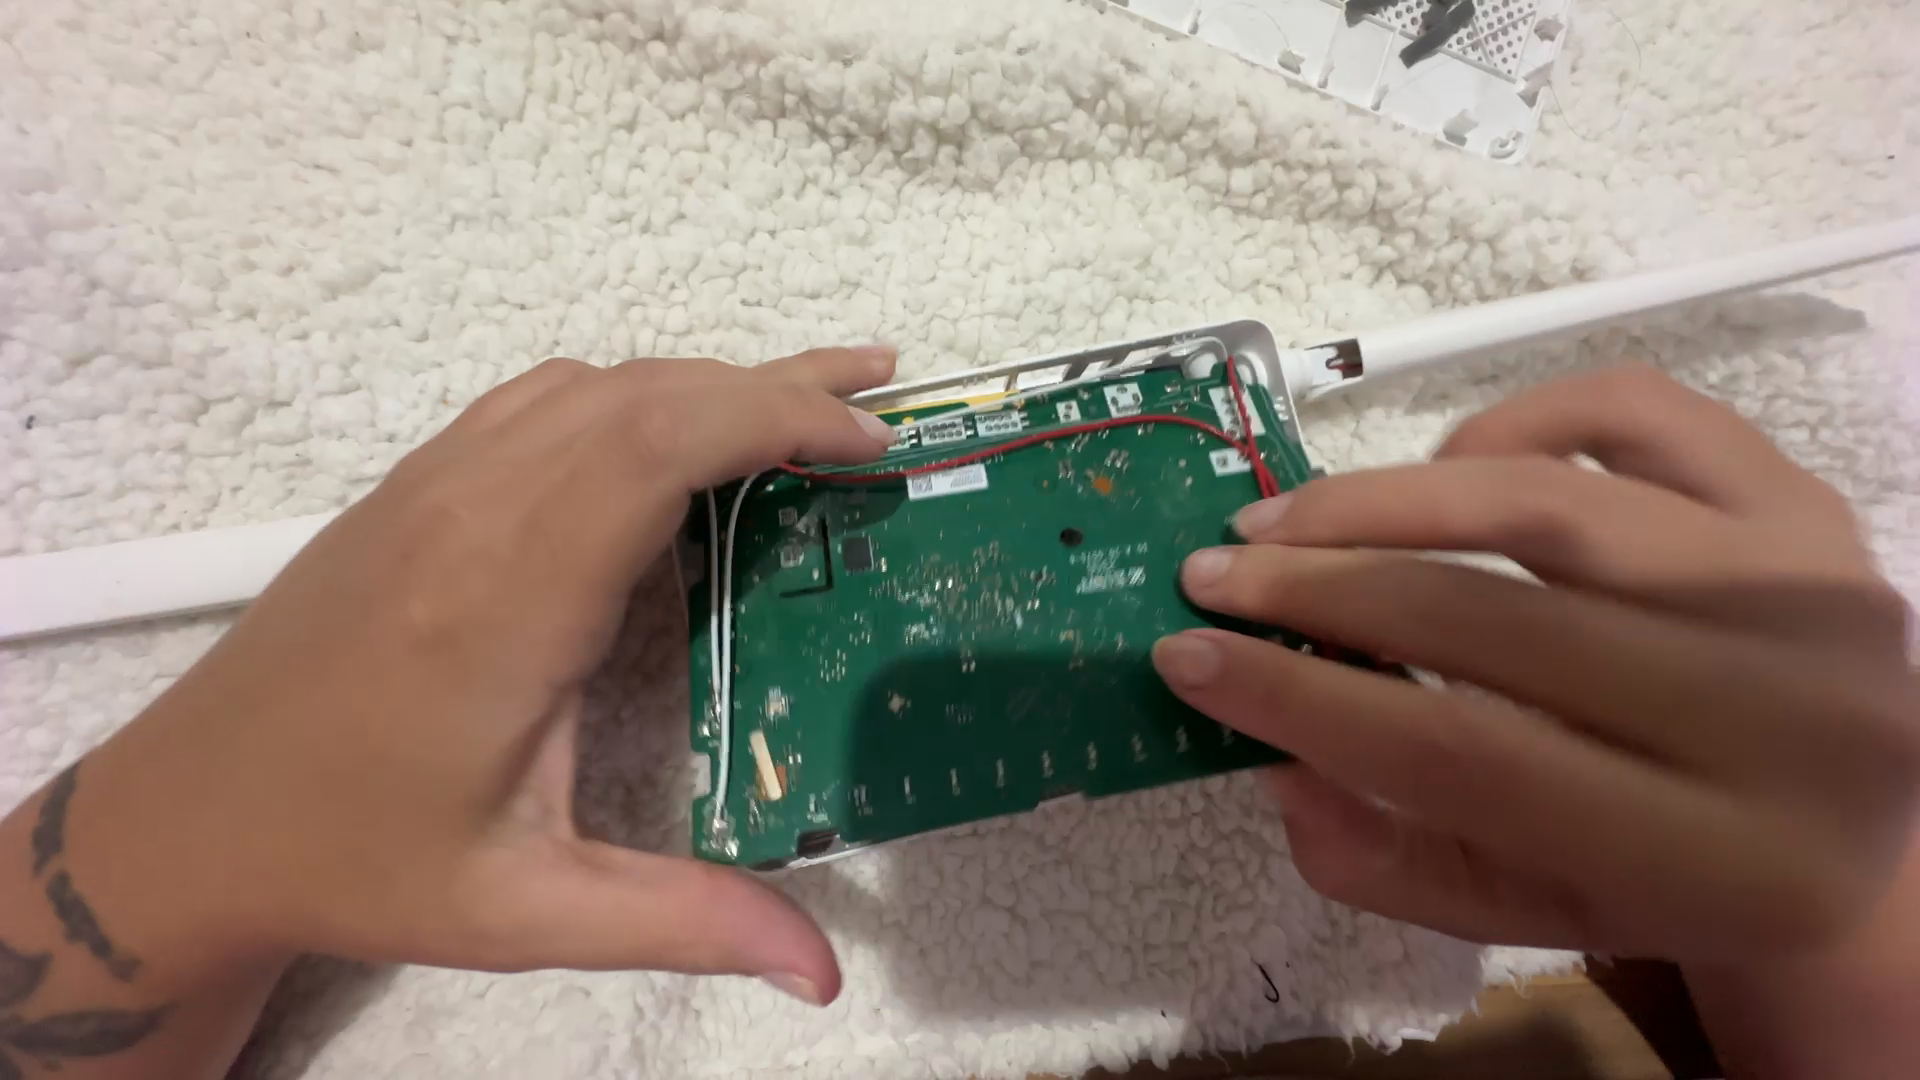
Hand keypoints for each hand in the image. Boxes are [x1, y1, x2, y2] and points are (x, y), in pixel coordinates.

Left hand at [76, 346, 897, 1004]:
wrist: (181, 820)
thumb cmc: (364, 857)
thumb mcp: (526, 910)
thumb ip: (686, 924)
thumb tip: (823, 970)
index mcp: (509, 598)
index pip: (657, 448)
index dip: (775, 420)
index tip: (866, 442)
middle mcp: (475, 506)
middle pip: (651, 394)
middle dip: (781, 386)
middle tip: (878, 405)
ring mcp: (444, 477)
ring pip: (610, 382)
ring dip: (724, 380)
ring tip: (815, 397)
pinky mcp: (431, 476)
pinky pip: (559, 396)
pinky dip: (653, 390)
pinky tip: (691, 423)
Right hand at [1153, 365, 1918, 960]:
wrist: (1844, 826)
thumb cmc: (1643, 873)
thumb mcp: (1501, 905)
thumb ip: (1370, 855)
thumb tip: (1268, 755)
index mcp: (1704, 855)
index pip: (1448, 754)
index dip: (1291, 697)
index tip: (1181, 654)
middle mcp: (1777, 713)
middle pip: (1477, 617)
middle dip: (1306, 588)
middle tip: (1207, 575)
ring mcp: (1799, 585)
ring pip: (1538, 500)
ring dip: (1372, 502)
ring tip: (1279, 518)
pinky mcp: (1799, 500)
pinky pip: (1634, 409)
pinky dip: (1506, 420)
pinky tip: (1441, 461)